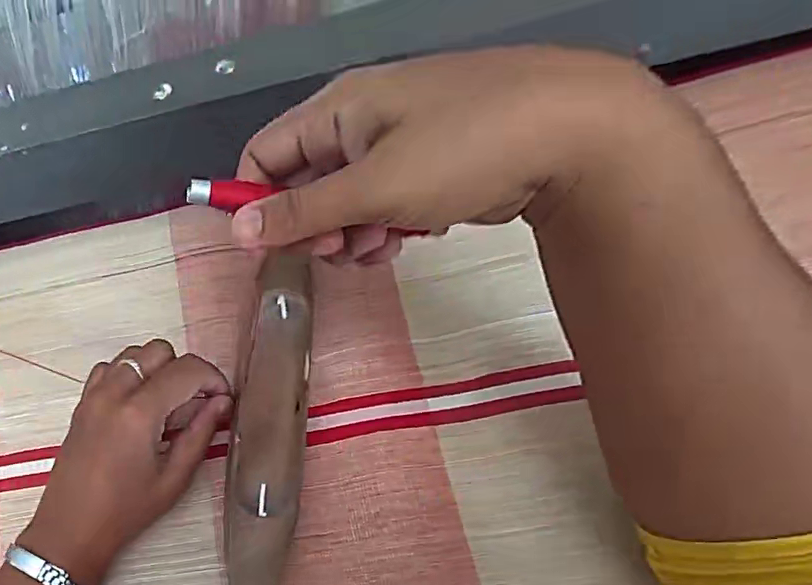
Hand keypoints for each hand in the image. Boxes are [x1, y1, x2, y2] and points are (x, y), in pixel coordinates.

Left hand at [17, 339, 232, 584]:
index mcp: (139, 412)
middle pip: (158, 350)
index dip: (213, 378)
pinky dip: (128, 375)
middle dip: (184, 370)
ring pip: (131, 355)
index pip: (186, 369)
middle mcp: (112, 394)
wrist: (71, 528)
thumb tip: (221, 403)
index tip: (221, 400)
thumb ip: (200, 435)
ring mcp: (92, 397)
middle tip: (194, 404)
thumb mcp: (173, 480)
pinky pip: (108, 370)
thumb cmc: (124, 513)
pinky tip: (137, 406)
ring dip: (155, 369)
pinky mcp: (80, 406)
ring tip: (165, 406)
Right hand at [232, 46, 687, 262]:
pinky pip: (374, 210)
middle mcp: (357, 124)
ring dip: (347, 238)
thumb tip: (237, 231)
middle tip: (336, 248)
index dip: (254, 203)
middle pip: (300, 187)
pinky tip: (401, 241)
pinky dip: (378, 233)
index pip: (263, 155)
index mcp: (337, 110)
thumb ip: (300, 212)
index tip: (265, 247)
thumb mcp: (372, 187)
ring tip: (378, 245)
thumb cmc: (464, 148)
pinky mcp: (419, 171)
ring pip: (337, 207)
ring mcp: (392, 147)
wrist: (574, 134)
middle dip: (311, 227)